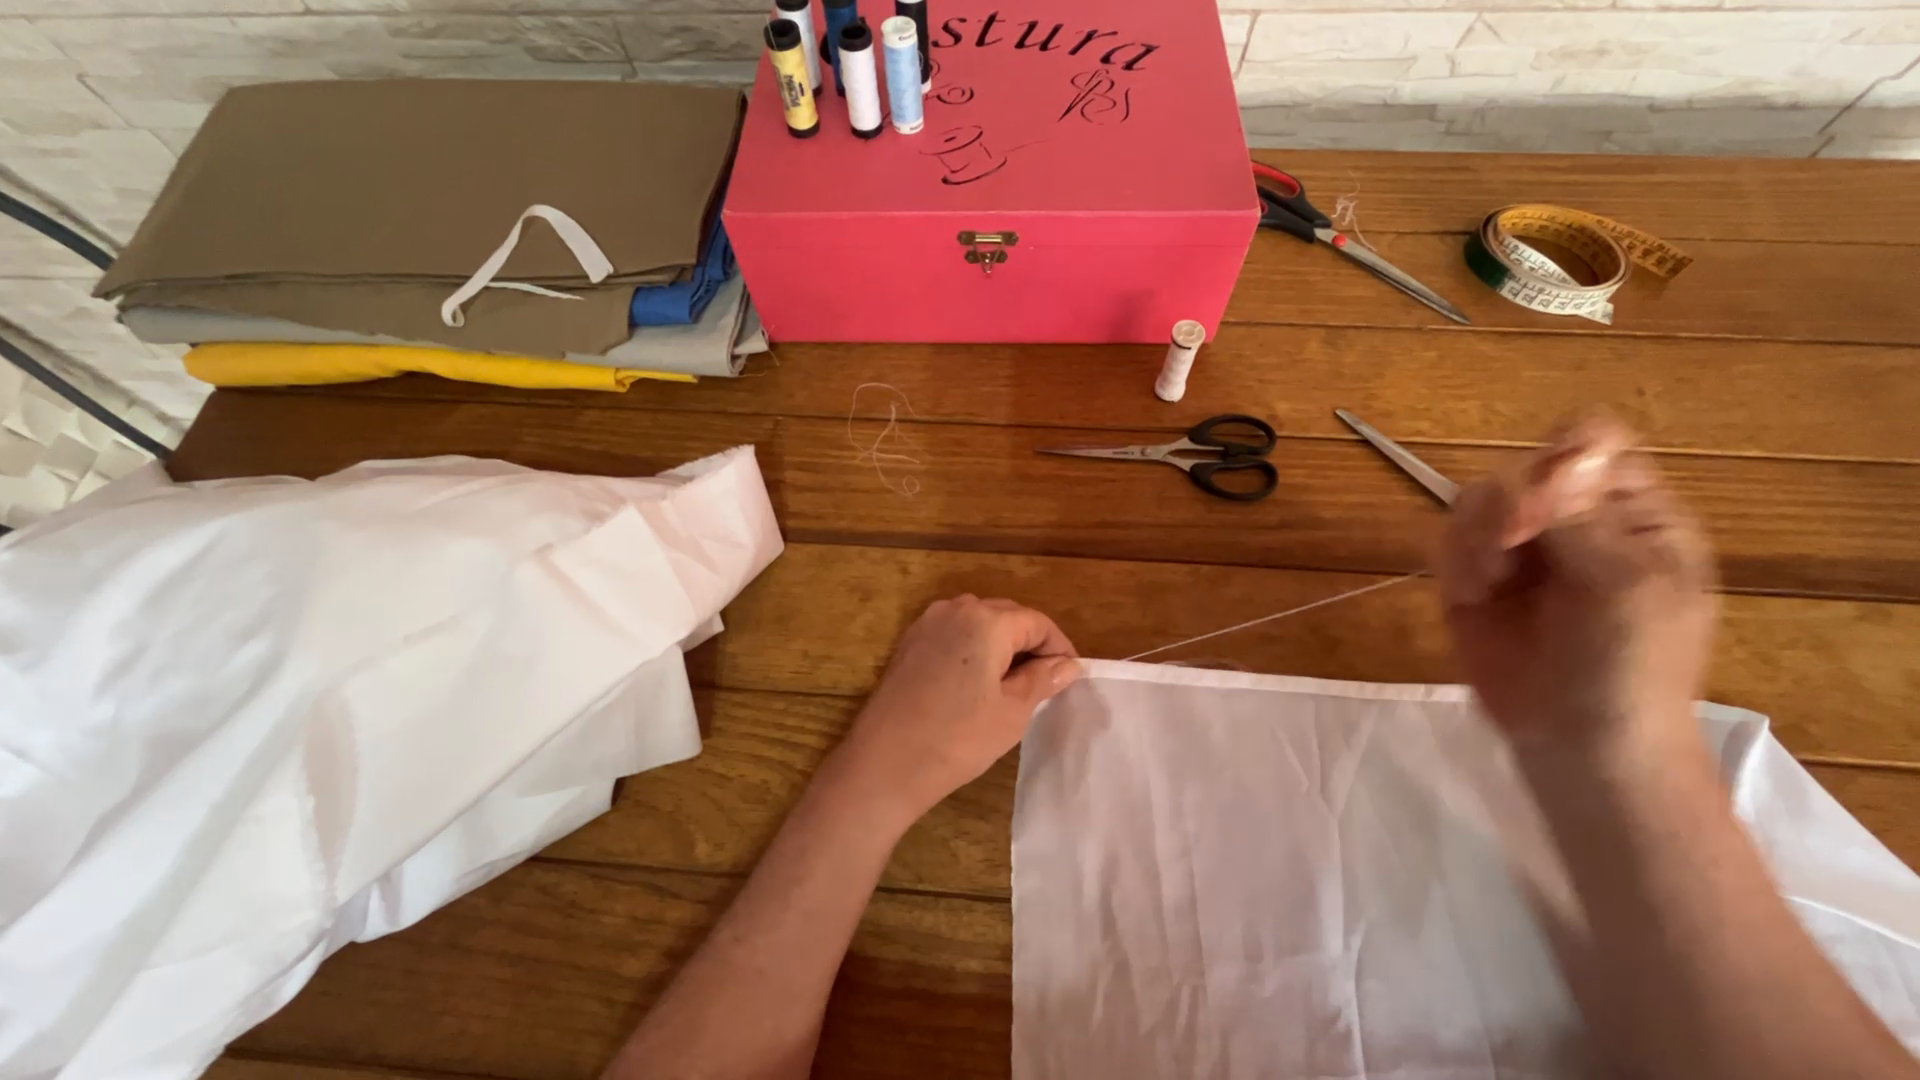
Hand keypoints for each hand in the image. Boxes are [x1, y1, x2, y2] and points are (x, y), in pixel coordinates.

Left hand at [833, 596, 1080, 820]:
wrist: (885, 763)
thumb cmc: (958, 738)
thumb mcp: (1012, 711)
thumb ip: (1043, 679)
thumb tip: (1068, 664)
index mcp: (986, 620)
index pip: (1037, 622)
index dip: (1059, 647)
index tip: (1069, 677)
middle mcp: (955, 609)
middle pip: (1007, 616)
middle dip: (1031, 644)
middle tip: (1046, 683)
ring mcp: (927, 623)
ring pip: (979, 622)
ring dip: (1002, 645)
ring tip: (1014, 684)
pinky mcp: (909, 642)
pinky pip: (954, 634)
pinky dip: (974, 649)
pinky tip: (978, 683)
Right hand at [1434, 414, 1716, 754]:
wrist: (1580, 746)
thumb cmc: (1629, 671)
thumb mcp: (1626, 588)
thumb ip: (1585, 518)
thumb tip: (1566, 446)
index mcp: (1632, 517)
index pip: (1591, 448)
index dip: (1558, 460)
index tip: (1540, 502)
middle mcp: (1572, 524)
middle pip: (1519, 470)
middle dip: (1506, 508)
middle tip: (1507, 550)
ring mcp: (1519, 554)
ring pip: (1474, 503)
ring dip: (1472, 538)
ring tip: (1484, 585)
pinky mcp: (1472, 582)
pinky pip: (1446, 543)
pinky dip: (1451, 562)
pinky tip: (1469, 596)